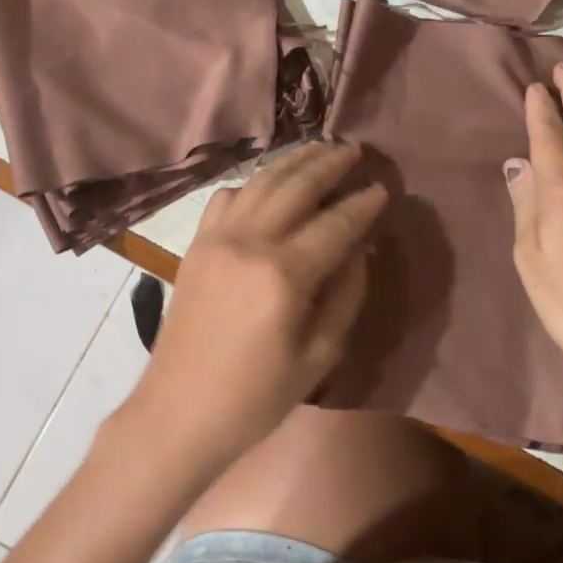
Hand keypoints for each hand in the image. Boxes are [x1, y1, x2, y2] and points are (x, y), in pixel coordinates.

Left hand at [114, 142, 388, 473]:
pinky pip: (226, 197)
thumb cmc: (256, 398)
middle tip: (355, 150)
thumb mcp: (319, 356)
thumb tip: (358, 248)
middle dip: (329, 164)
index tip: (384, 188)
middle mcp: (248, 243)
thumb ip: (345, 295)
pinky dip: (253, 182)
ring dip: (293, 161)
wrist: (178, 414)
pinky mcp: (195, 245)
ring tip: (319, 148)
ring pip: (260, 181)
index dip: (362, 204)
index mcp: (284, 275)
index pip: (335, 223)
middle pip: (296, 186)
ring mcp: (216, 239)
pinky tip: (269, 183)